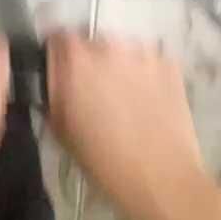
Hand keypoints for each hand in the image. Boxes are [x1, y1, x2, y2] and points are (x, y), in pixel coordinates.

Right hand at [46, 34, 213, 219]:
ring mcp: (141, 51)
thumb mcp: (61, 131)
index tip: (62, 75)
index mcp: (75, 60)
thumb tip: (53, 80)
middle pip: (90, 42)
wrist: (163, 181)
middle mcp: (106, 46)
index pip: (57, 38)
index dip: (57, 56)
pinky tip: (148, 99)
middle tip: (94, 90)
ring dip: (118, 65)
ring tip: (125, 97)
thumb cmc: (105, 162)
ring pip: (121, 49)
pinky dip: (145, 72)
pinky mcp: (168, 63)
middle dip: (89, 61)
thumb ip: (52, 94)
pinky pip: (148, 59)